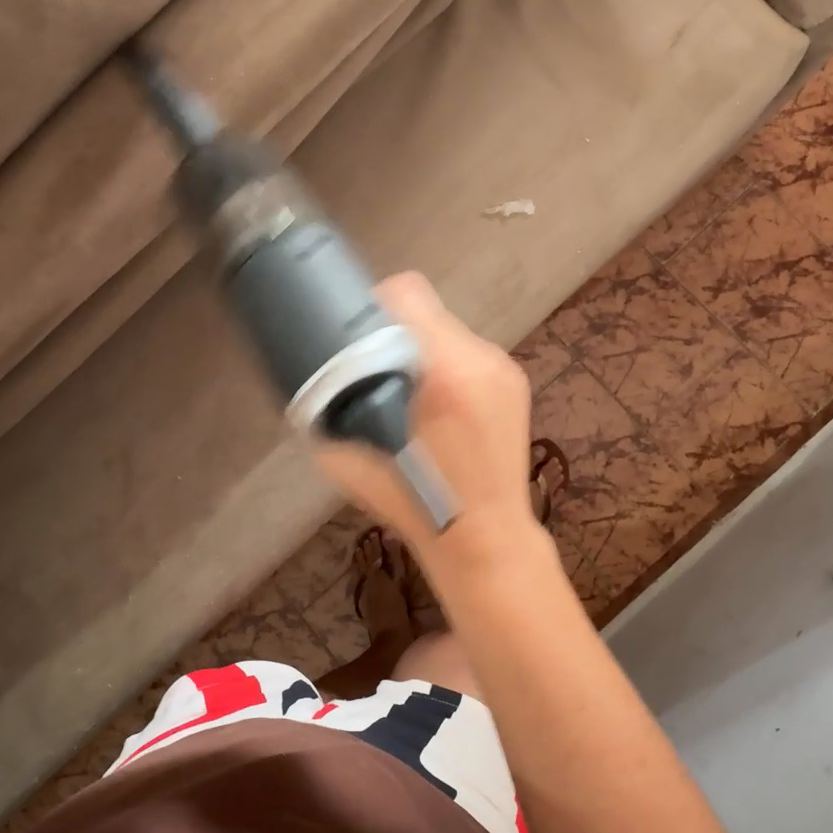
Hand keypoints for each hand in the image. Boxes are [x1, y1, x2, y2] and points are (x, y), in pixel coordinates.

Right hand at [316, 272, 544, 577]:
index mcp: (440, 370)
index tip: (357, 330)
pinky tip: (438, 407)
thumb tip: (318, 376)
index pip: (406, 293)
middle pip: (427, 311)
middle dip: (396, 332)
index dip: (374, 303)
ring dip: (423, 351)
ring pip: (448, 334)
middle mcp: (478, 358)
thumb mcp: (349, 457)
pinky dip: (447, 369)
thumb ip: (332, 405)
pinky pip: (468, 356)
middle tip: (375, 365)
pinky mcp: (513, 381)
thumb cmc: (412, 502)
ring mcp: (501, 368)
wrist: (485, 538)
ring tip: (408, 391)